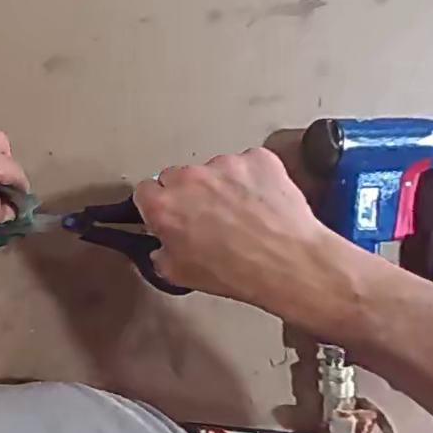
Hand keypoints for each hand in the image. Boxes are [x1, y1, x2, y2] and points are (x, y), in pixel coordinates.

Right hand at [133, 148, 382, 337]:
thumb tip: (163, 247)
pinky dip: (251, 178)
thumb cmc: (237, 271)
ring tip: (240, 213)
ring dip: (220, 185)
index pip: (145, 191)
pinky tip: (259, 202)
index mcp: (163, 205)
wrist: (288, 263)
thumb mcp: (179, 274)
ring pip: (212, 169)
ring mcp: (224, 164)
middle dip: (187, 193)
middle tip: (205, 216)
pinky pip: (246, 163)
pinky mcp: (256, 158)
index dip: (157, 204)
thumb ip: (160, 253)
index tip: (167, 212)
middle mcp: (188, 178)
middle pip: (177, 176)